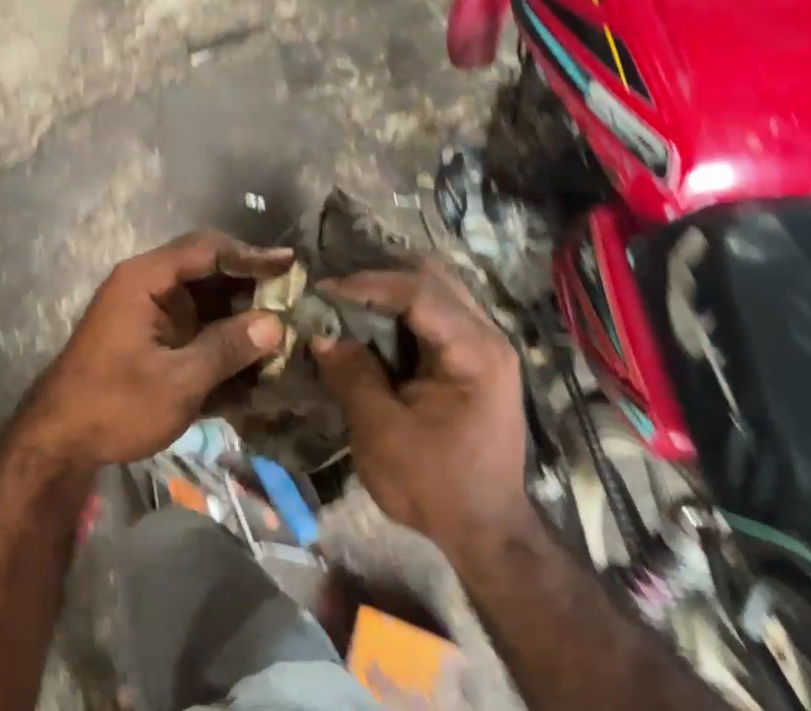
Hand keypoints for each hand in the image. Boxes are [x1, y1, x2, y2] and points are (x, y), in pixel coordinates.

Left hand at [16, 230, 292, 465]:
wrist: (59, 441)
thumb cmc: (114, 405)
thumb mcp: (178, 381)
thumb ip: (227, 348)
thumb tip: (275, 324)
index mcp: (144, 280)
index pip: (206, 249)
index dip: (250, 255)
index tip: (291, 265)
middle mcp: (148, 287)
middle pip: (209, 272)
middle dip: (251, 288)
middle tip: (296, 302)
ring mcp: (150, 314)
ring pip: (206, 302)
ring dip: (241, 316)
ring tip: (285, 332)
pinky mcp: (153, 340)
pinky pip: (196, 328)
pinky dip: (222, 339)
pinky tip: (255, 361)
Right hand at [313, 262, 533, 550]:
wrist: (486, 531)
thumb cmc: (435, 485)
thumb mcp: (381, 433)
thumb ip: (352, 376)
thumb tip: (322, 334)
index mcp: (474, 353)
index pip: (419, 292)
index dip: (368, 284)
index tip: (323, 290)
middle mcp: (489, 338)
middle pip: (434, 279)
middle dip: (380, 279)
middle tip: (334, 292)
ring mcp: (486, 348)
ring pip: (438, 292)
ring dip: (391, 292)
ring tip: (347, 304)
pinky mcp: (476, 361)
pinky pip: (438, 315)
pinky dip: (403, 312)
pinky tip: (371, 325)